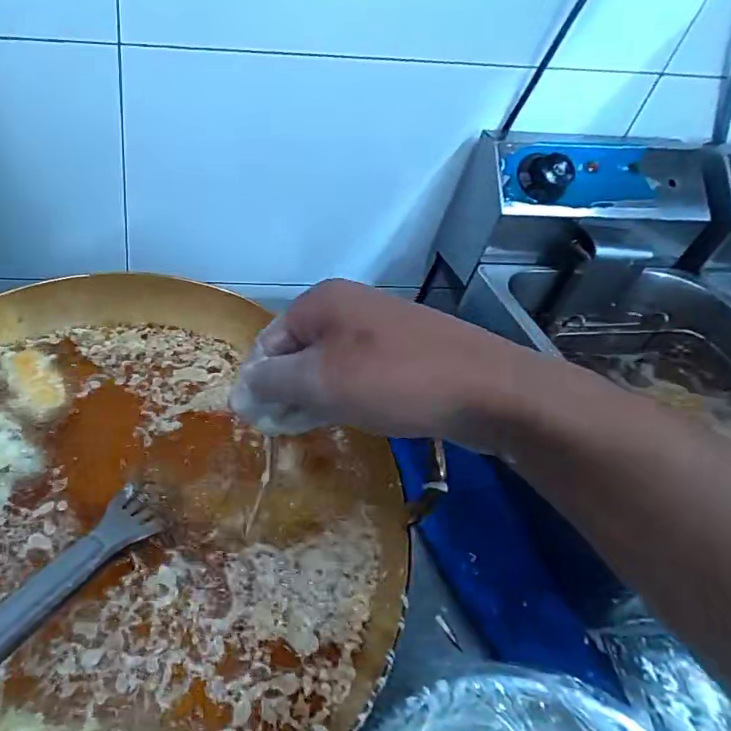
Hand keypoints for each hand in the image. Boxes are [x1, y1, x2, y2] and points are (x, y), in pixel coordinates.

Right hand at [230, 278, 557, 450]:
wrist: (493, 390)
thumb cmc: (396, 380)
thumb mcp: (322, 383)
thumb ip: (271, 383)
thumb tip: (237, 392)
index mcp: (320, 301)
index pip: (267, 343)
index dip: (259, 382)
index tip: (262, 421)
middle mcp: (346, 305)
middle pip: (295, 351)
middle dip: (286, 389)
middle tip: (287, 428)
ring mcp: (379, 325)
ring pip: (326, 362)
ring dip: (314, 394)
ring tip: (317, 425)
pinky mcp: (404, 348)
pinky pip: (357, 369)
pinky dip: (345, 392)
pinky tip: (352, 415)